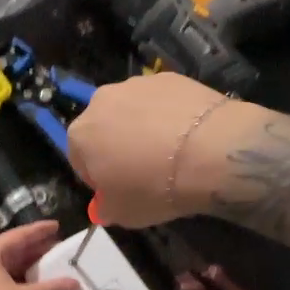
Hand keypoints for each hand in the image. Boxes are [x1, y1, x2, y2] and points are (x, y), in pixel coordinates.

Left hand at [0, 221, 80, 289]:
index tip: (57, 226)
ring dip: (29, 266)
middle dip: (36, 249)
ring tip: (51, 266)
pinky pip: (4, 282)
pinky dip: (21, 281)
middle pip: (12, 250)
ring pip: (8, 268)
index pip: (17, 236)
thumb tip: (74, 284)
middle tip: (59, 247)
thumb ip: (54, 289)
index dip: (38, 230)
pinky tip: (36, 288)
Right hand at [67, 73, 254, 226]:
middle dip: (117, 146)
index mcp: (80, 135)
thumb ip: (104, 207)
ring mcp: (136, 84)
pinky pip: (162, 101)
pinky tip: (187, 136)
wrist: (210, 152)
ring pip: (132, 111)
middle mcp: (101, 101)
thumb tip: (104, 204)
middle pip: (104, 128)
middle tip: (143, 170)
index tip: (118, 189)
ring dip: (142, 128)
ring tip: (169, 152)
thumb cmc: (153, 187)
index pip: (79, 159)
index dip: (98, 178)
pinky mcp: (170, 76)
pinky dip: (168, 116)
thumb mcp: (120, 213)